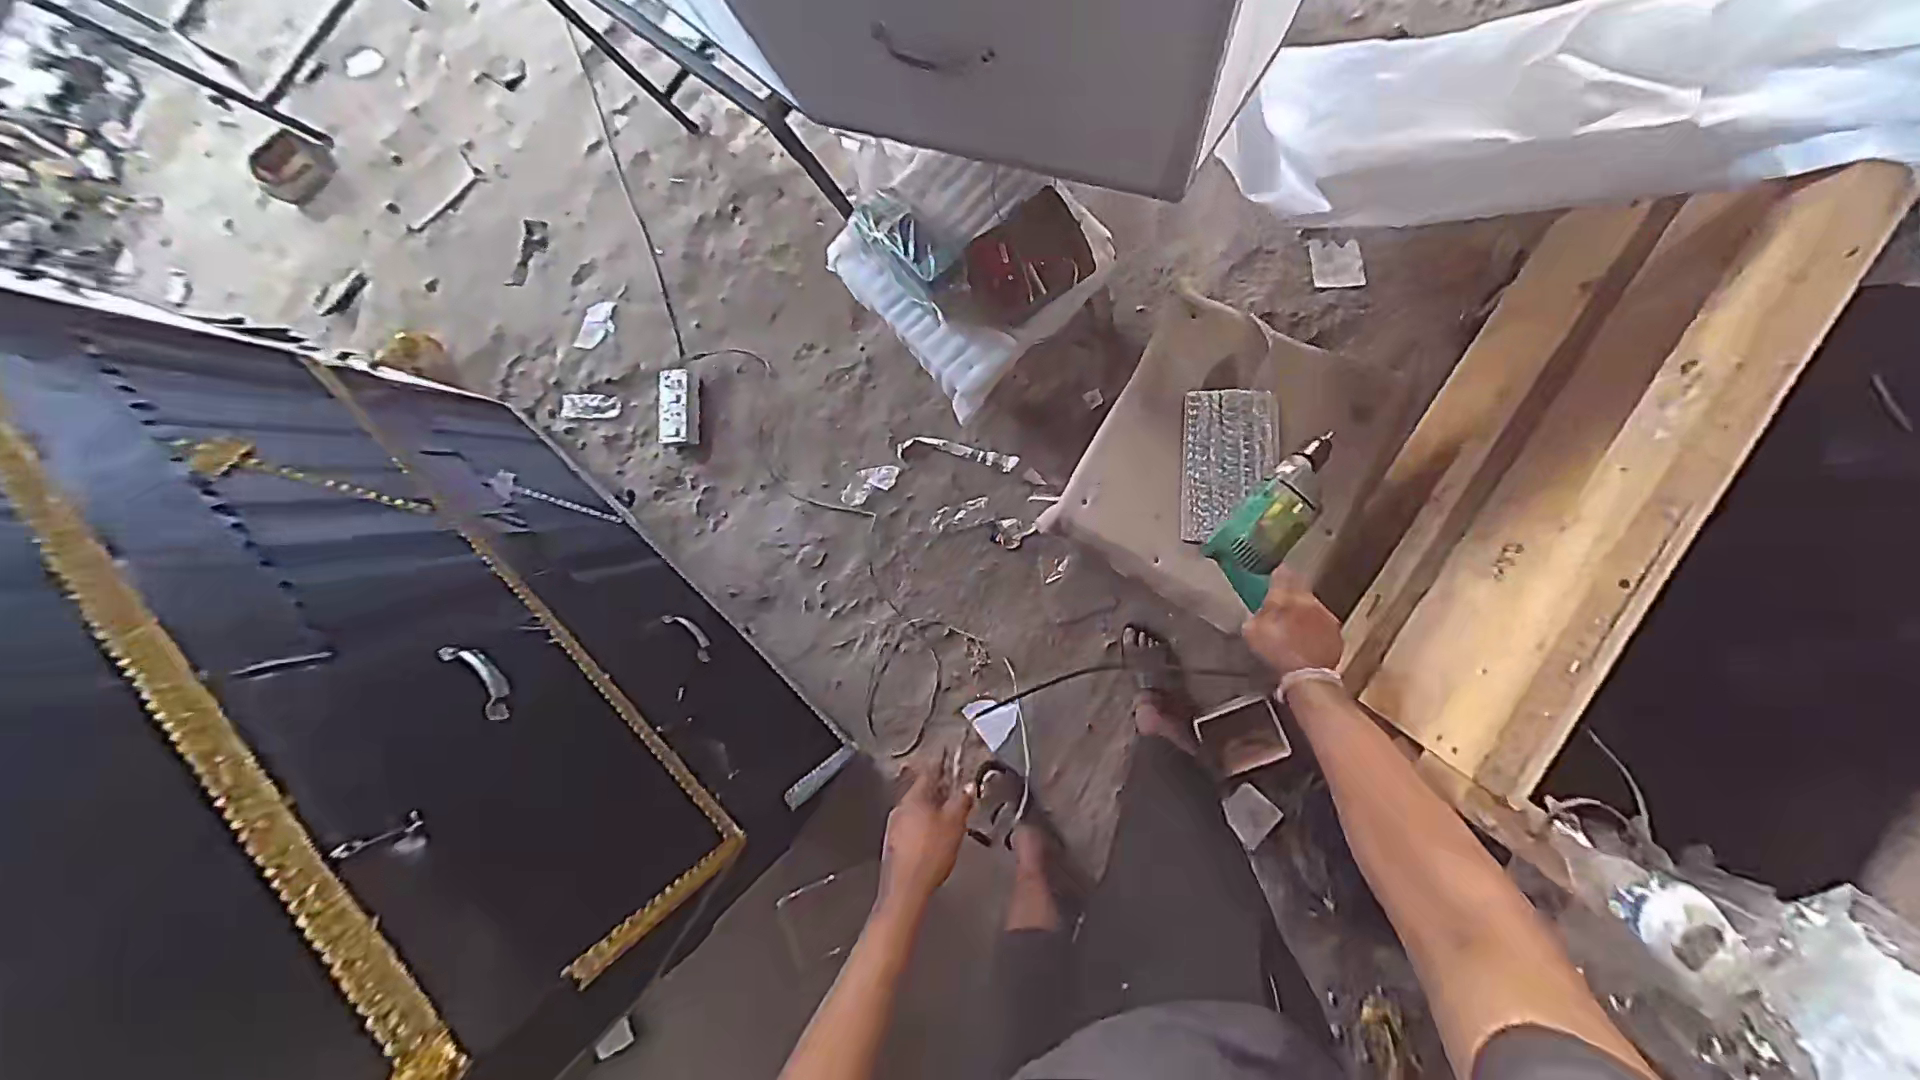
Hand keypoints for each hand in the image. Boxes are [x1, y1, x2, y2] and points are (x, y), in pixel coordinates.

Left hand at [878, 759, 973, 913]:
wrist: (906, 888)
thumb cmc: (931, 852)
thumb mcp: (954, 822)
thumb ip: (962, 801)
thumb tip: (968, 786)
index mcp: (914, 797)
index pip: (929, 772)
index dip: (941, 764)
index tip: (947, 756)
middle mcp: (900, 808)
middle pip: (922, 790)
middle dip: (938, 788)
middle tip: (953, 786)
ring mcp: (895, 826)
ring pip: (916, 808)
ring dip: (932, 807)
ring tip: (948, 812)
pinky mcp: (894, 844)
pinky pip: (912, 824)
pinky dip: (924, 823)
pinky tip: (934, 834)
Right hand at [1242, 566, 1343, 676]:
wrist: (1307, 675)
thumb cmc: (1276, 652)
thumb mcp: (1253, 631)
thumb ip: (1258, 613)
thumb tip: (1262, 606)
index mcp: (1286, 598)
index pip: (1283, 576)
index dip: (1279, 573)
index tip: (1277, 570)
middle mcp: (1309, 602)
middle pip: (1301, 589)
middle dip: (1292, 591)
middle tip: (1283, 599)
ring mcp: (1325, 616)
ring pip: (1312, 605)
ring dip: (1304, 609)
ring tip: (1295, 622)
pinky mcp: (1335, 632)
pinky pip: (1322, 622)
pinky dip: (1314, 625)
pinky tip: (1307, 636)